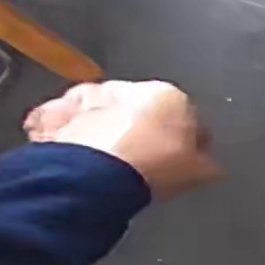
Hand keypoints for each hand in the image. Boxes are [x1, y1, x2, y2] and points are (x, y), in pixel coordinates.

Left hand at [23, 80, 220, 197]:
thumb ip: (207, 163)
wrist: (98, 176)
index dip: (188, 139)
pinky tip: (76, 160)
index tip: (186, 158)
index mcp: (170, 95)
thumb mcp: (199, 172)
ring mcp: (87, 98)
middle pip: (141, 110)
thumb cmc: (154, 166)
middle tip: (146, 162)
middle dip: (142, 129)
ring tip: (110, 164)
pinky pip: (63, 123)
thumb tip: (210, 166)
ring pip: (102, 112)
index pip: (186, 115)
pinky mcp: (54, 113)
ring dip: (105, 130)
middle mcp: (128, 88)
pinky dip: (67, 136)